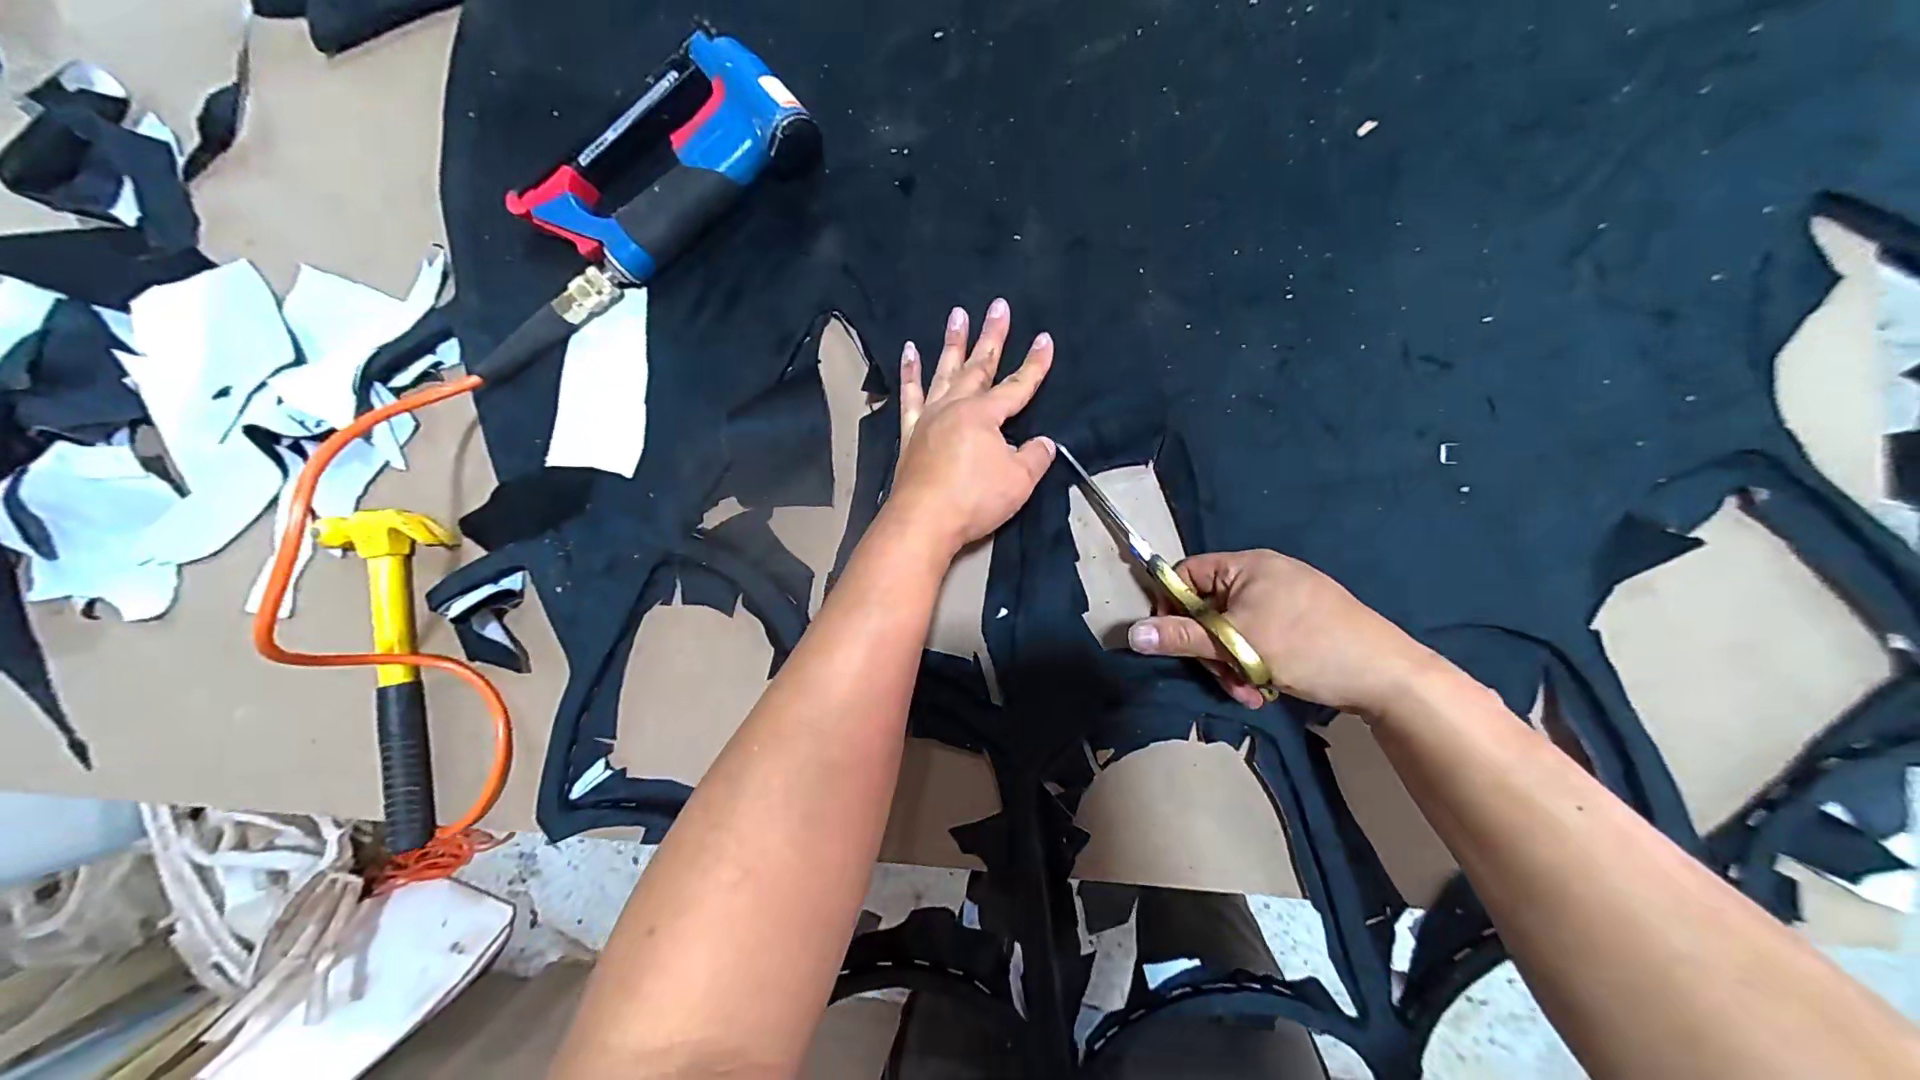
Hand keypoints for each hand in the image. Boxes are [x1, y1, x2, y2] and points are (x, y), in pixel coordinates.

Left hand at [886, 298, 1055, 554]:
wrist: (923, 521)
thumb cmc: (974, 500)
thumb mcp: (1019, 481)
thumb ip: (1035, 457)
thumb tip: (1043, 443)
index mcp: (984, 415)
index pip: (1017, 385)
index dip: (1034, 364)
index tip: (1045, 340)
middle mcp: (955, 407)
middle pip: (979, 366)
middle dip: (992, 336)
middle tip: (998, 306)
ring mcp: (929, 418)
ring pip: (944, 371)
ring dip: (953, 343)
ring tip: (957, 315)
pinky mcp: (910, 434)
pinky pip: (910, 395)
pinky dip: (911, 373)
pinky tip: (910, 352)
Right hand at [1127, 550, 1439, 712]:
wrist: (1388, 676)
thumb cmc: (1308, 646)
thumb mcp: (1237, 644)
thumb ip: (1182, 637)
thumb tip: (1133, 633)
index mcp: (1247, 565)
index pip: (1187, 575)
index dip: (1171, 607)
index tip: (1173, 641)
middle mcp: (1263, 575)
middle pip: (1209, 607)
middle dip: (1210, 649)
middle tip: (1222, 679)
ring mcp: (1284, 600)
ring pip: (1233, 630)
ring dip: (1232, 665)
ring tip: (1250, 692)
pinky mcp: (1300, 623)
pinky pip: (1258, 639)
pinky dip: (1254, 665)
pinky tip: (1266, 690)